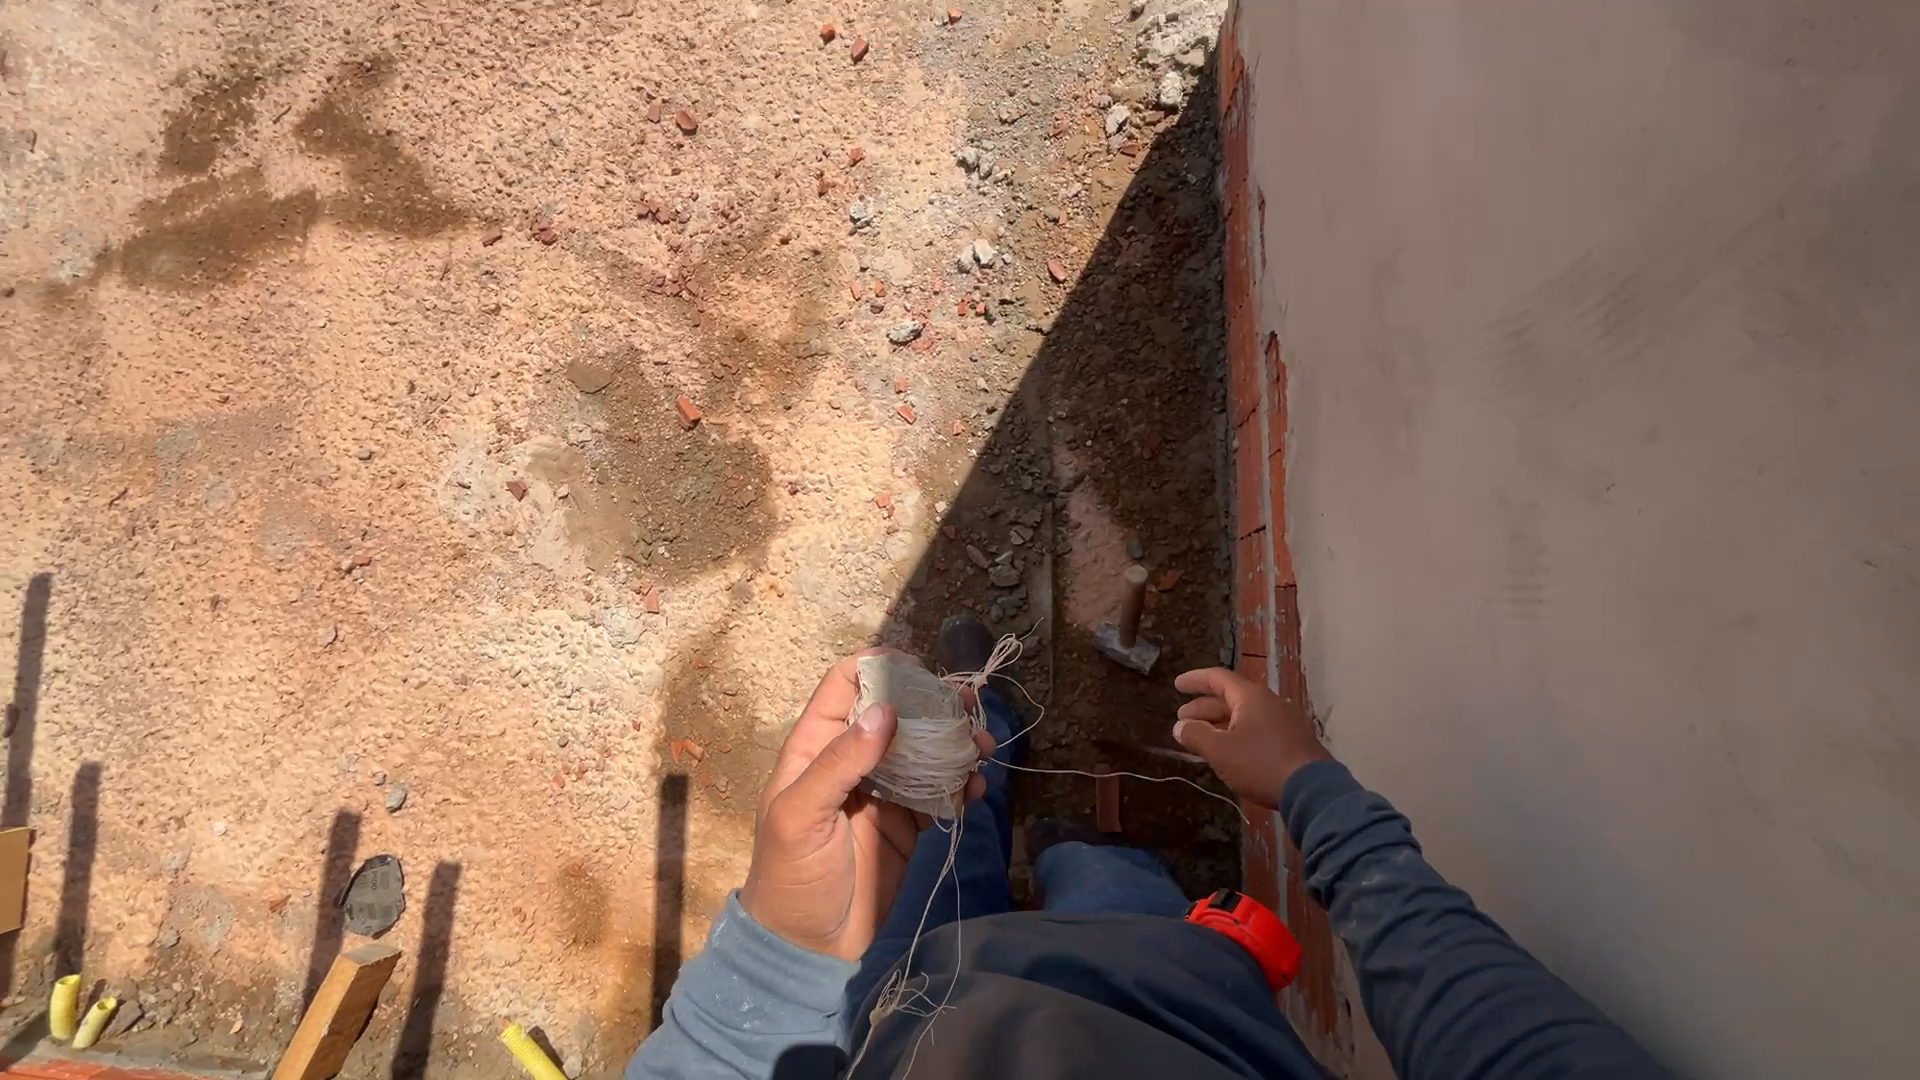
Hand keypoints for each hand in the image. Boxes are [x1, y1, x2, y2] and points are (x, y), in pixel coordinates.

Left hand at [739, 649, 992, 960]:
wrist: (809, 949)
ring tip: (983, 745)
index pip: (844, 685)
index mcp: (817, 747)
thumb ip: (840, 762)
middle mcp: (854, 758)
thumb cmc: (792, 876)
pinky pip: (940, 788)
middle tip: (967, 704)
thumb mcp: (801, 816)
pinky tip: (975, 788)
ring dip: (956, 740)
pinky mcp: (909, 819)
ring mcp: (885, 788)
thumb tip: (885, 710)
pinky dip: (961, 782)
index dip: (878, 668)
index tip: (917, 671)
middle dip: (932, 702)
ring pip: (924, 746)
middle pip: (896, 709)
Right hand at [1173, 667, 1332, 808]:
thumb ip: (1196, 735)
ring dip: (1219, 724)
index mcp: (1251, 697)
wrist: (1314, 792)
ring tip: (1201, 737)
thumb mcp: (1220, 751)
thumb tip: (1179, 727)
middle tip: (1182, 719)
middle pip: (1230, 698)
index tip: (1177, 685)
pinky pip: (1257, 730)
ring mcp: (1284, 723)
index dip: (1195, 680)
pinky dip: (1236, 735)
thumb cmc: (1261, 763)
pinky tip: (1229, 752)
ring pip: (1244, 716)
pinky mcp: (1293, 743)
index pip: (1217, 678)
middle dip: (1204, 708)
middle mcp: (1269, 703)